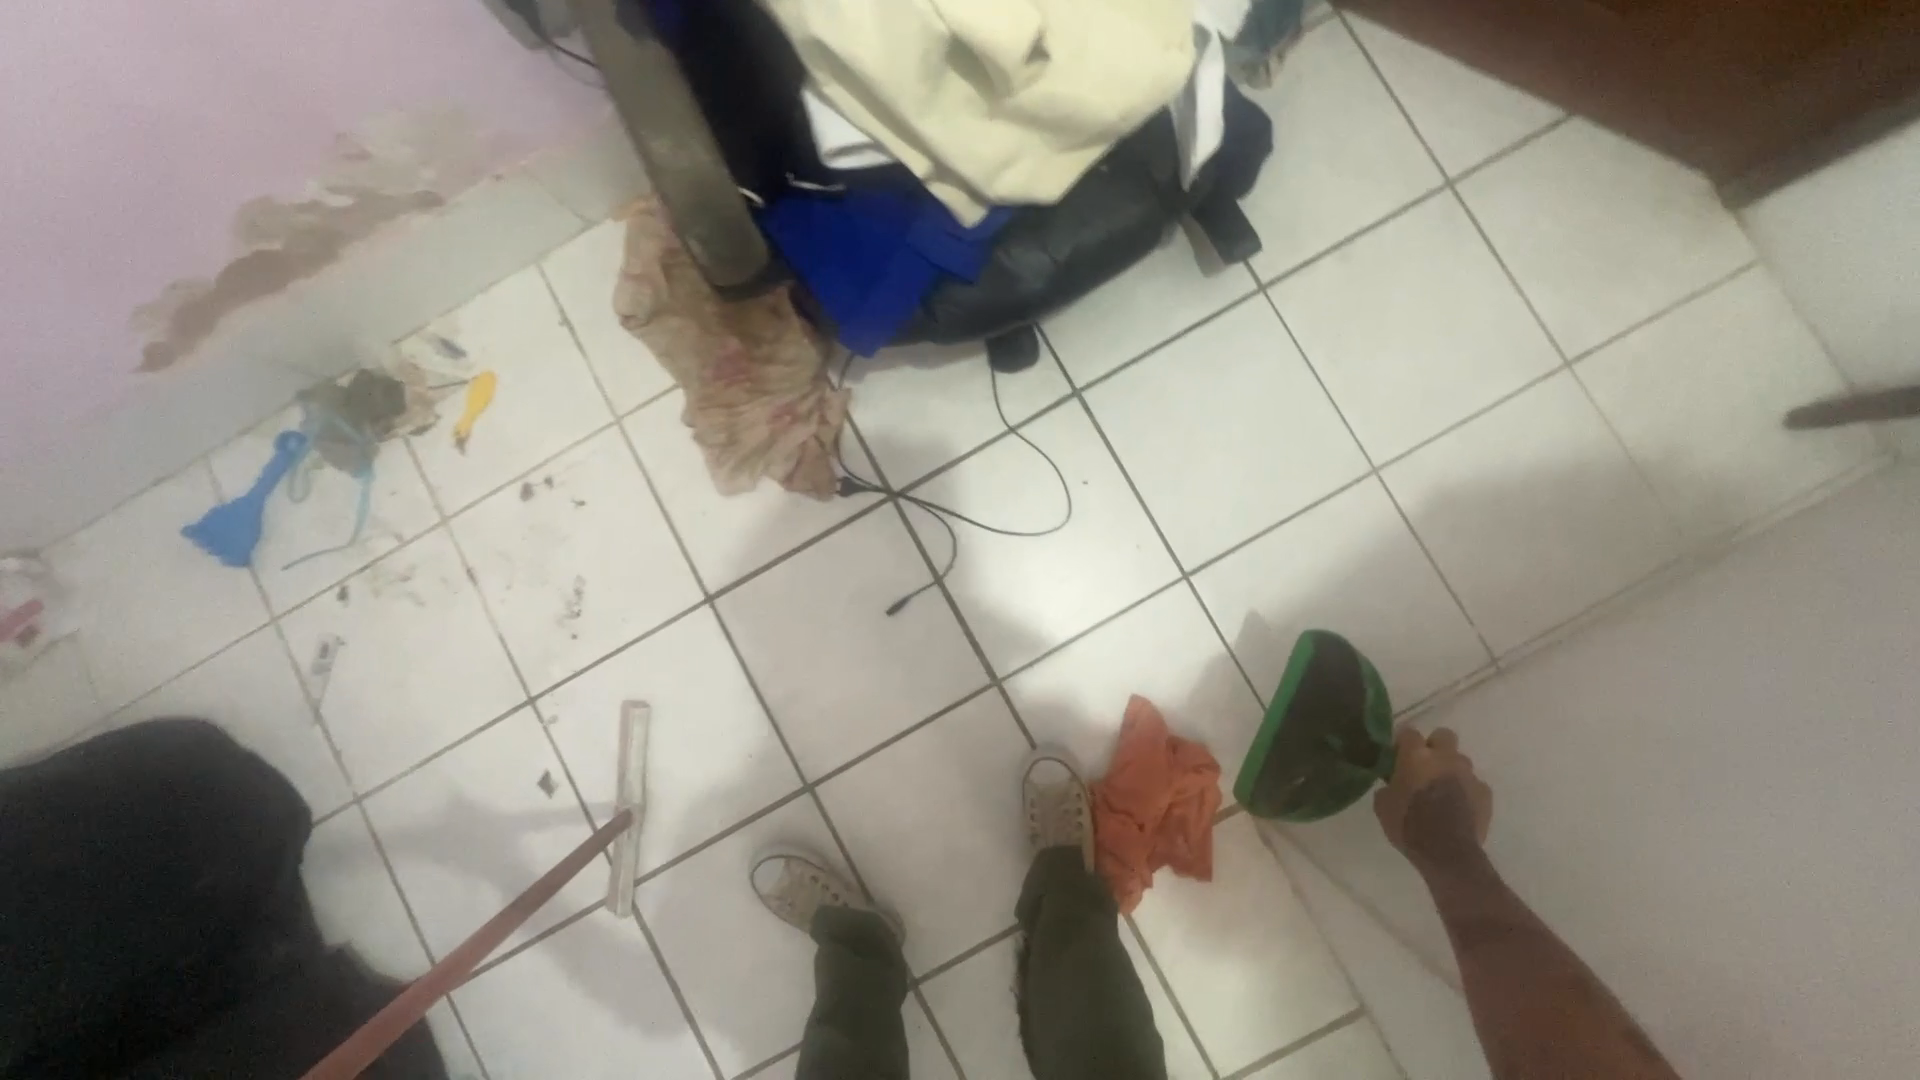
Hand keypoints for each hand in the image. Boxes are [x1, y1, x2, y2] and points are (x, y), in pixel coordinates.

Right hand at [1374, 727, 1491, 863]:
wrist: (1447, 853)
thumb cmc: (1407, 824)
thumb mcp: (1382, 804)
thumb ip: (1388, 784)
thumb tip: (1393, 783)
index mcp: (1416, 755)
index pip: (1408, 732)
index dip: (1402, 743)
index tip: (1397, 755)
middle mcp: (1445, 758)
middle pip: (1443, 735)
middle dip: (1435, 746)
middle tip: (1424, 765)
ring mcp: (1469, 775)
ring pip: (1461, 760)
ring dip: (1451, 769)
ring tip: (1443, 788)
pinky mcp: (1486, 794)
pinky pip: (1474, 784)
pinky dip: (1466, 790)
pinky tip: (1459, 805)